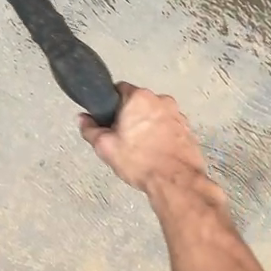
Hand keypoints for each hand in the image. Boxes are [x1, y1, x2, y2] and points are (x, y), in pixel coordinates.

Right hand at [79, 83, 223, 217]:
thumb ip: (90, 129)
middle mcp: (161, 101)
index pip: (118, 89)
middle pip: (137, 103)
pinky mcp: (187, 129)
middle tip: (121, 138)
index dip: (109, 105)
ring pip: (154, 115)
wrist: (175, 181)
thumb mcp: (104, 146)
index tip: (107, 119)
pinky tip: (153, 153)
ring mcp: (177, 115)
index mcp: (139, 98)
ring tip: (139, 149)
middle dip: (128, 117)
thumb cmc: (143, 162)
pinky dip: (160, 136)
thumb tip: (83, 120)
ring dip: (146, 126)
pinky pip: (168, 127)